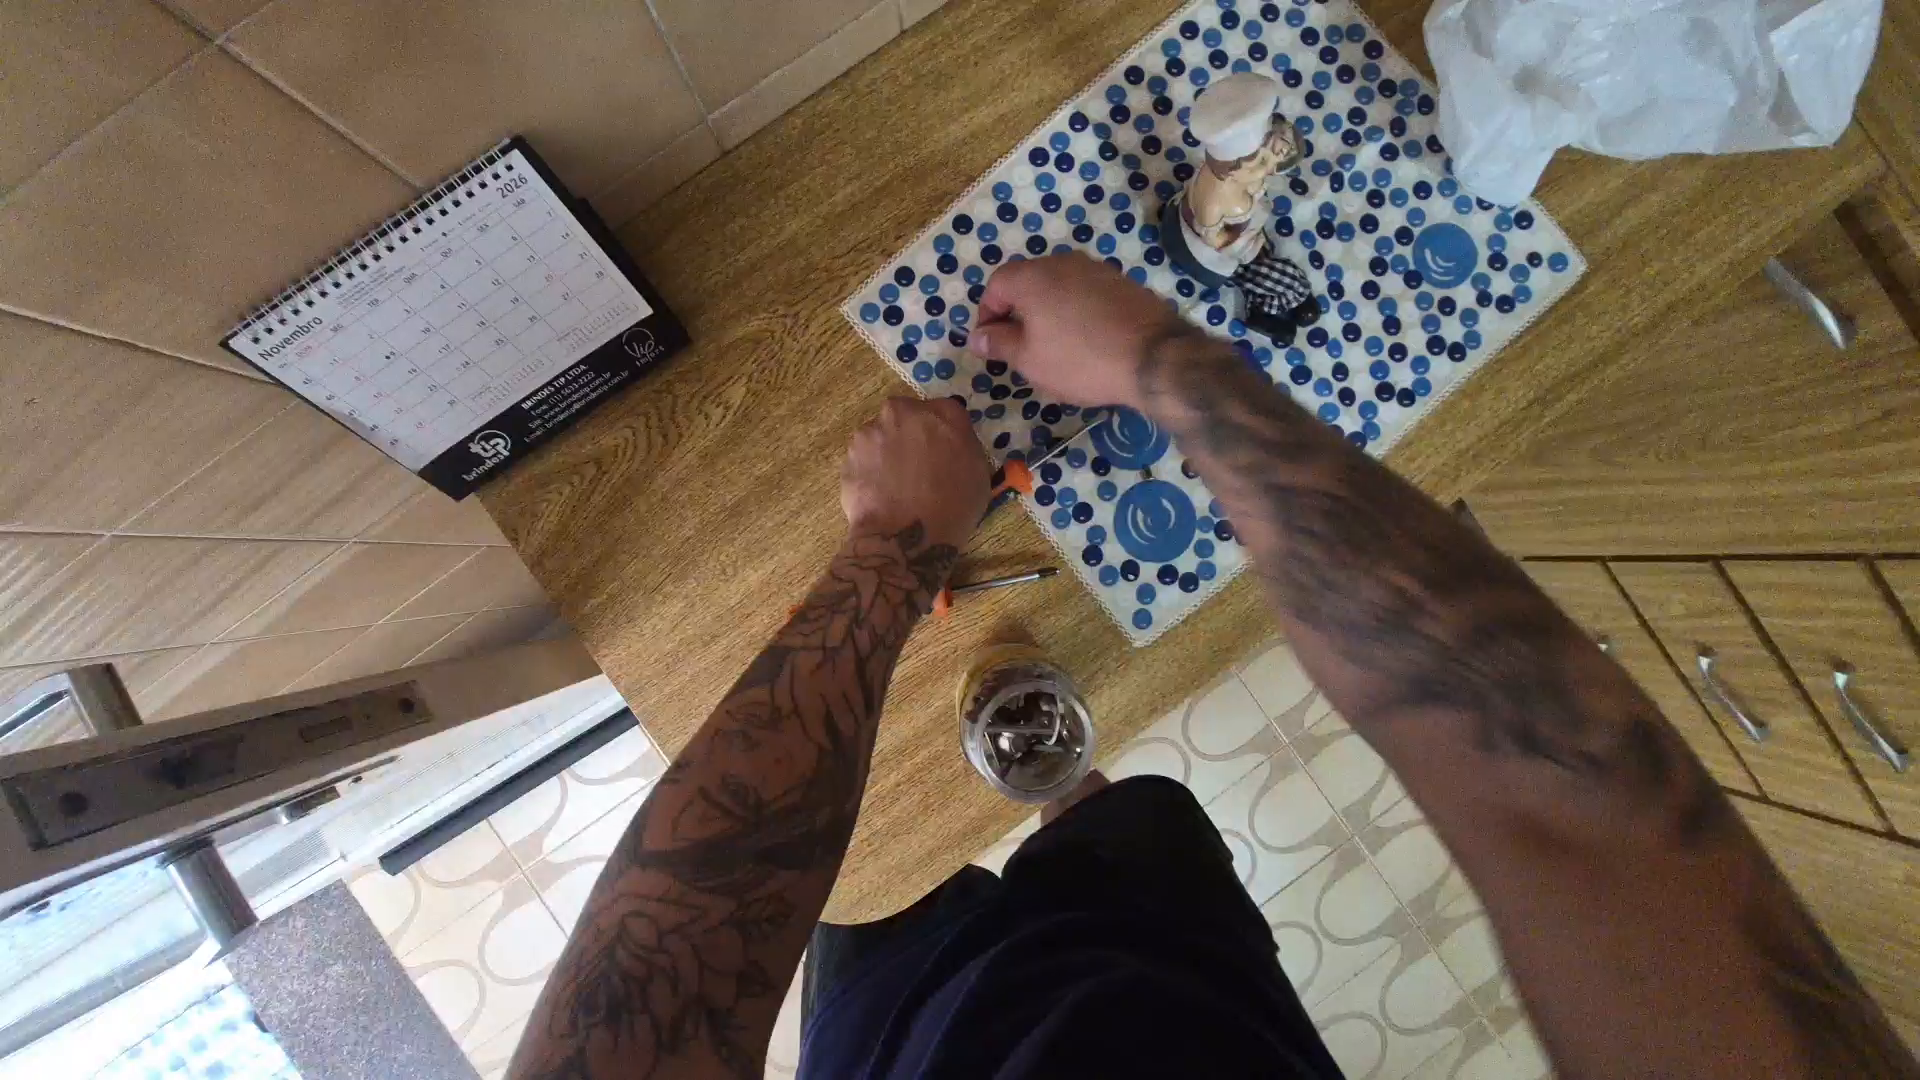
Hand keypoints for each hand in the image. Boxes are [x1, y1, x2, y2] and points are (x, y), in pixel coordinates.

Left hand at [841, 396, 989, 550]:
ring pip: (880, 436)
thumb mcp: (979, 471)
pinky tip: (879, 495)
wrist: (905, 538)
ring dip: (886, 452)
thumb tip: (949, 441)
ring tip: (895, 487)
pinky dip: (869, 472)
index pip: (943, 412)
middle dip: (909, 436)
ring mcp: (870, 432)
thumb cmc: (953, 508)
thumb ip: (963, 443)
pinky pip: (863, 459)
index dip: (942, 433)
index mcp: (942, 413)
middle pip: (906, 417)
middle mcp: (903, 412)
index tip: (942, 453)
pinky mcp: (848, 456)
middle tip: (916, 469)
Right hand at [968, 253, 1184, 409]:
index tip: (989, 344)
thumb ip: (999, 343)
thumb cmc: (1079, 360)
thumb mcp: (1029, 359)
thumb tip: (977, 336)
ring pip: (1057, 288)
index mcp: (1033, 276)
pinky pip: (1084, 294)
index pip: (995, 285)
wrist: (1153, 357)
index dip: (986, 315)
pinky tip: (1083, 342)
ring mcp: (1096, 269)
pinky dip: (1074, 313)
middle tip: (1018, 348)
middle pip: (1027, 282)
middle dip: (1016, 313)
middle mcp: (1063, 262)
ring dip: (1046, 313)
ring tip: (1051, 348)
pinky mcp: (1121, 283)